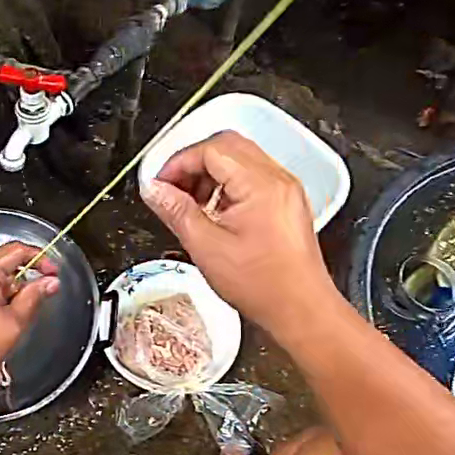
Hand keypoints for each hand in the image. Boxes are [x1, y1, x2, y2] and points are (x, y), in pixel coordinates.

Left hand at [0, 242, 59, 393]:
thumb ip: (34, 297)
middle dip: (23, 280)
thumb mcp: (13, 323)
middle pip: (2, 264)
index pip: (16, 251)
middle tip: (36, 302)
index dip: (39, 259)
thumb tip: (50, 282)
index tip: (54, 274)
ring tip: (13, 320)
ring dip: (9, 293)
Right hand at [141, 130, 339, 340]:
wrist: (301, 308)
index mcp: (260, 185)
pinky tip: (213, 211)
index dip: (178, 163)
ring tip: (191, 203)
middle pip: (226, 146)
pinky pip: (252, 176)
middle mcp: (277, 180)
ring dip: (209, 173)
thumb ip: (176, 211)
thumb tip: (154, 189)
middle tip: (171, 188)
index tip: (160, 183)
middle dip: (192, 163)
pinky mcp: (286, 201)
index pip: (211, 150)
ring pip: (239, 158)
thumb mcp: (206, 247)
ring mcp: (285, 189)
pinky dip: (227, 185)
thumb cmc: (263, 284)